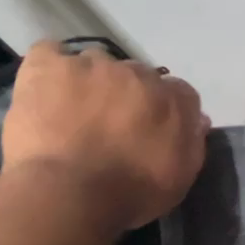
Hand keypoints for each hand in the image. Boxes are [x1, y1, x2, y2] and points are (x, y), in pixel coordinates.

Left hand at [1, 40, 207, 232]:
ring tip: (78, 113)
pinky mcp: (46, 63)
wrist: (71, 191)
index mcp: (172, 100)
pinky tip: (50, 92)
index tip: (158, 130)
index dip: (169, 111)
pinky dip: (53, 69)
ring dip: (93, 83)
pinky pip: (51, 53)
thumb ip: (193, 141)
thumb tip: (198, 118)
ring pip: (96, 64)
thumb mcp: (181, 176)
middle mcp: (135, 72)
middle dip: (131, 95)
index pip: (180, 92)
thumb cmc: (134, 192)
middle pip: (137, 75)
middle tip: (117, 125)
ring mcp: (89, 64)